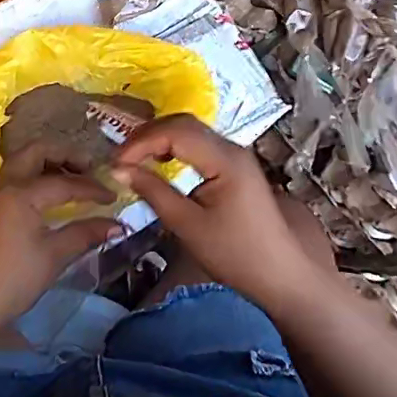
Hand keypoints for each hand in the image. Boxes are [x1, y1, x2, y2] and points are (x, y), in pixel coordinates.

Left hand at [0, 143, 120, 332]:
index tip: (114, 197)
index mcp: (22, 194)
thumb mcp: (54, 256)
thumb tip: (116, 225)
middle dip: (65, 154)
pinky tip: (53, 196)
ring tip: (73, 178)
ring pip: (23, 162)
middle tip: (88, 168)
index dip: (92, 188)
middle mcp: (7, 186)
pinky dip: (37, 176)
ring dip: (49, 163)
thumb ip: (85, 234)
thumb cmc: (13, 279)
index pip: (65, 182)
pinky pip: (17, 178)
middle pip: (36, 152)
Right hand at [112, 116, 326, 309]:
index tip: (116, 162)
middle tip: (120, 159)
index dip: (141, 141)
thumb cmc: (235, 253)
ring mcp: (235, 155)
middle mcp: (232, 148)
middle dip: (148, 136)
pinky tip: (160, 162)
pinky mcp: (234, 165)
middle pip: (183, 124)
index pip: (175, 131)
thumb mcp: (188, 225)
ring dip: (160, 139)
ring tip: (133, 159)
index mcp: (225, 159)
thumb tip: (119, 169)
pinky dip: (174, 148)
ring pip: (191, 131)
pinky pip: (199, 144)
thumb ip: (153, 192)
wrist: (281, 272)